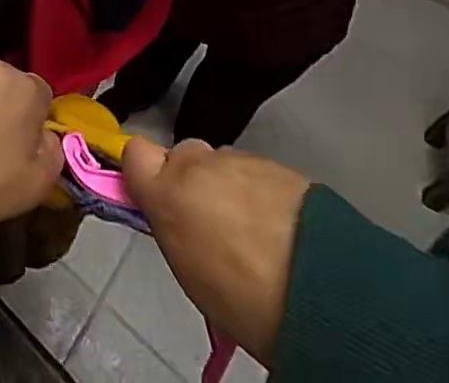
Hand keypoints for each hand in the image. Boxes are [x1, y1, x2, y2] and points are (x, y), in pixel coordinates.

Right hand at [121, 137, 312, 366]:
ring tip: (244, 228)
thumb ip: (171, 222)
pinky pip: (251, 170)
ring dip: (225, 185)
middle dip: (189, 179)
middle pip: (182, 156)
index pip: (136, 152)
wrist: (313, 282)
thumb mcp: (186, 266)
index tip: (150, 190)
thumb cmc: (240, 296)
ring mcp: (239, 160)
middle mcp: (201, 165)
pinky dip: (254, 189)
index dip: (143, 169)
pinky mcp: (275, 161)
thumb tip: (171, 211)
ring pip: (219, 163)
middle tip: (204, 218)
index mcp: (169, 192)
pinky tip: (269, 222)